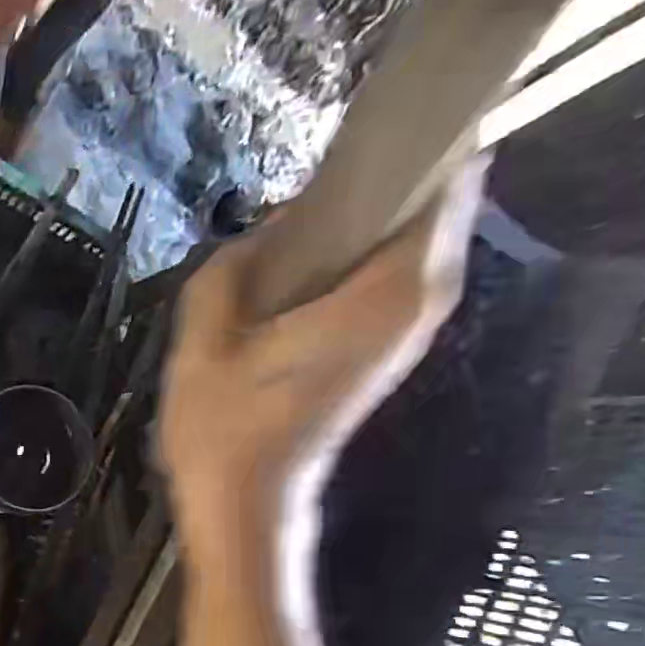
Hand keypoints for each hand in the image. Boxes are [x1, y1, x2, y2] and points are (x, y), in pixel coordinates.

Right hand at [159, 160, 484, 550]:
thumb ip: (229, 270)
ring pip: (403, 241)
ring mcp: (409, 325)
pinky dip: (349, 261)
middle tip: (281, 213)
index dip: (398, 150)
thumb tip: (263, 232)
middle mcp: (421, 299)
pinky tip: (287, 283)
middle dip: (366, 189)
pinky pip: (385, 275)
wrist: (243, 495)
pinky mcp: (386, 345)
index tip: (332, 156)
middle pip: (426, 205)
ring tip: (276, 247)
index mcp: (389, 289)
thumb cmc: (222, 423)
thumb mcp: (201, 340)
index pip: (443, 176)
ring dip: (352, 228)